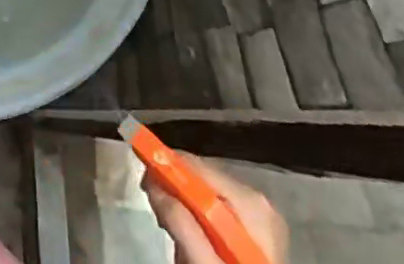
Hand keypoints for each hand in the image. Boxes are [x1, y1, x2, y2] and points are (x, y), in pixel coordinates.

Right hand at [144, 153, 289, 263]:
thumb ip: (181, 226)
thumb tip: (153, 185)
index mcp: (251, 205)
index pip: (199, 168)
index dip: (167, 168)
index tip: (143, 182)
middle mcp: (258, 200)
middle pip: (203, 178)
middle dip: (175, 188)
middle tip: (154, 208)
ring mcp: (259, 215)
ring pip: (208, 192)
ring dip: (184, 203)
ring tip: (169, 225)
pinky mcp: (254, 228)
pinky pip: (217, 209)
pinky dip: (198, 216)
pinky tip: (190, 235)